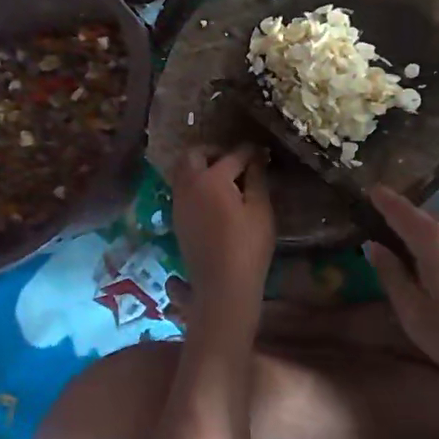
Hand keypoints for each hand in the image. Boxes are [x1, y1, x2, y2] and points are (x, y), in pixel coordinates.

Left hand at [166, 146, 274, 301]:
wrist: (222, 287)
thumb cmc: (248, 247)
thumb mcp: (260, 210)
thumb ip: (257, 178)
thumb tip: (256, 158)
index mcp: (212, 179)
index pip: (233, 155)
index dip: (250, 151)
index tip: (262, 151)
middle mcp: (189, 185)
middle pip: (194, 154)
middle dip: (214, 151)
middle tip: (235, 161)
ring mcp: (179, 202)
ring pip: (183, 171)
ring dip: (200, 166)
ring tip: (225, 178)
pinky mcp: (177, 218)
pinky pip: (182, 188)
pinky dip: (195, 183)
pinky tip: (214, 197)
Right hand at [364, 187, 438, 395]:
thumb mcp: (416, 315)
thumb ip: (392, 276)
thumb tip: (376, 247)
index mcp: (435, 240)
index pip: (400, 210)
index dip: (383, 200)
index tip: (370, 190)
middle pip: (424, 221)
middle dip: (407, 232)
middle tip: (396, 258)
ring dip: (433, 245)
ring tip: (430, 279)